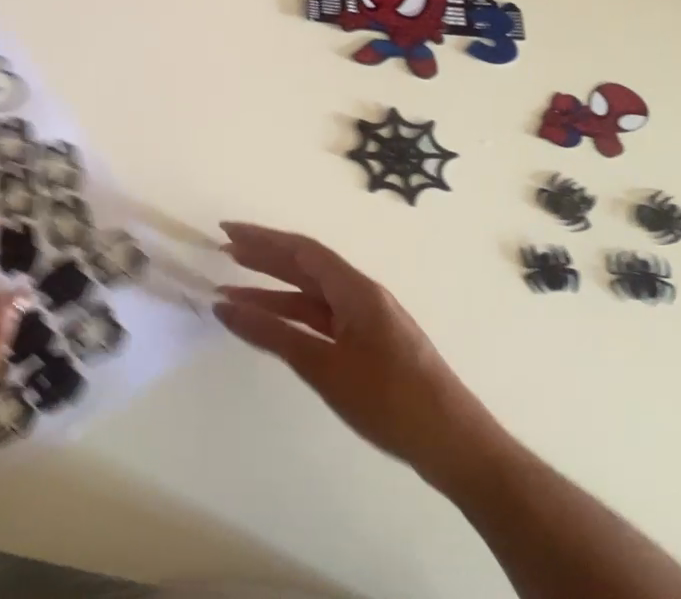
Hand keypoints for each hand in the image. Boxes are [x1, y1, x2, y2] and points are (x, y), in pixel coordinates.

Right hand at [213, 222, 505, 486]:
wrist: (458, 448)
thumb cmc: (391, 401)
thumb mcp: (323, 366)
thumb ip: (271, 333)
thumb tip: (222, 307)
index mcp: (358, 292)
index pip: (302, 251)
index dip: (262, 238)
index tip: (225, 232)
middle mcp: (364, 299)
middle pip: (307, 268)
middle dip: (264, 258)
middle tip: (222, 253)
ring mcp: (369, 324)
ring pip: (312, 297)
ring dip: (272, 292)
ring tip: (231, 295)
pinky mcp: (371, 348)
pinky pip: (321, 320)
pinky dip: (291, 318)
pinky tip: (269, 326)